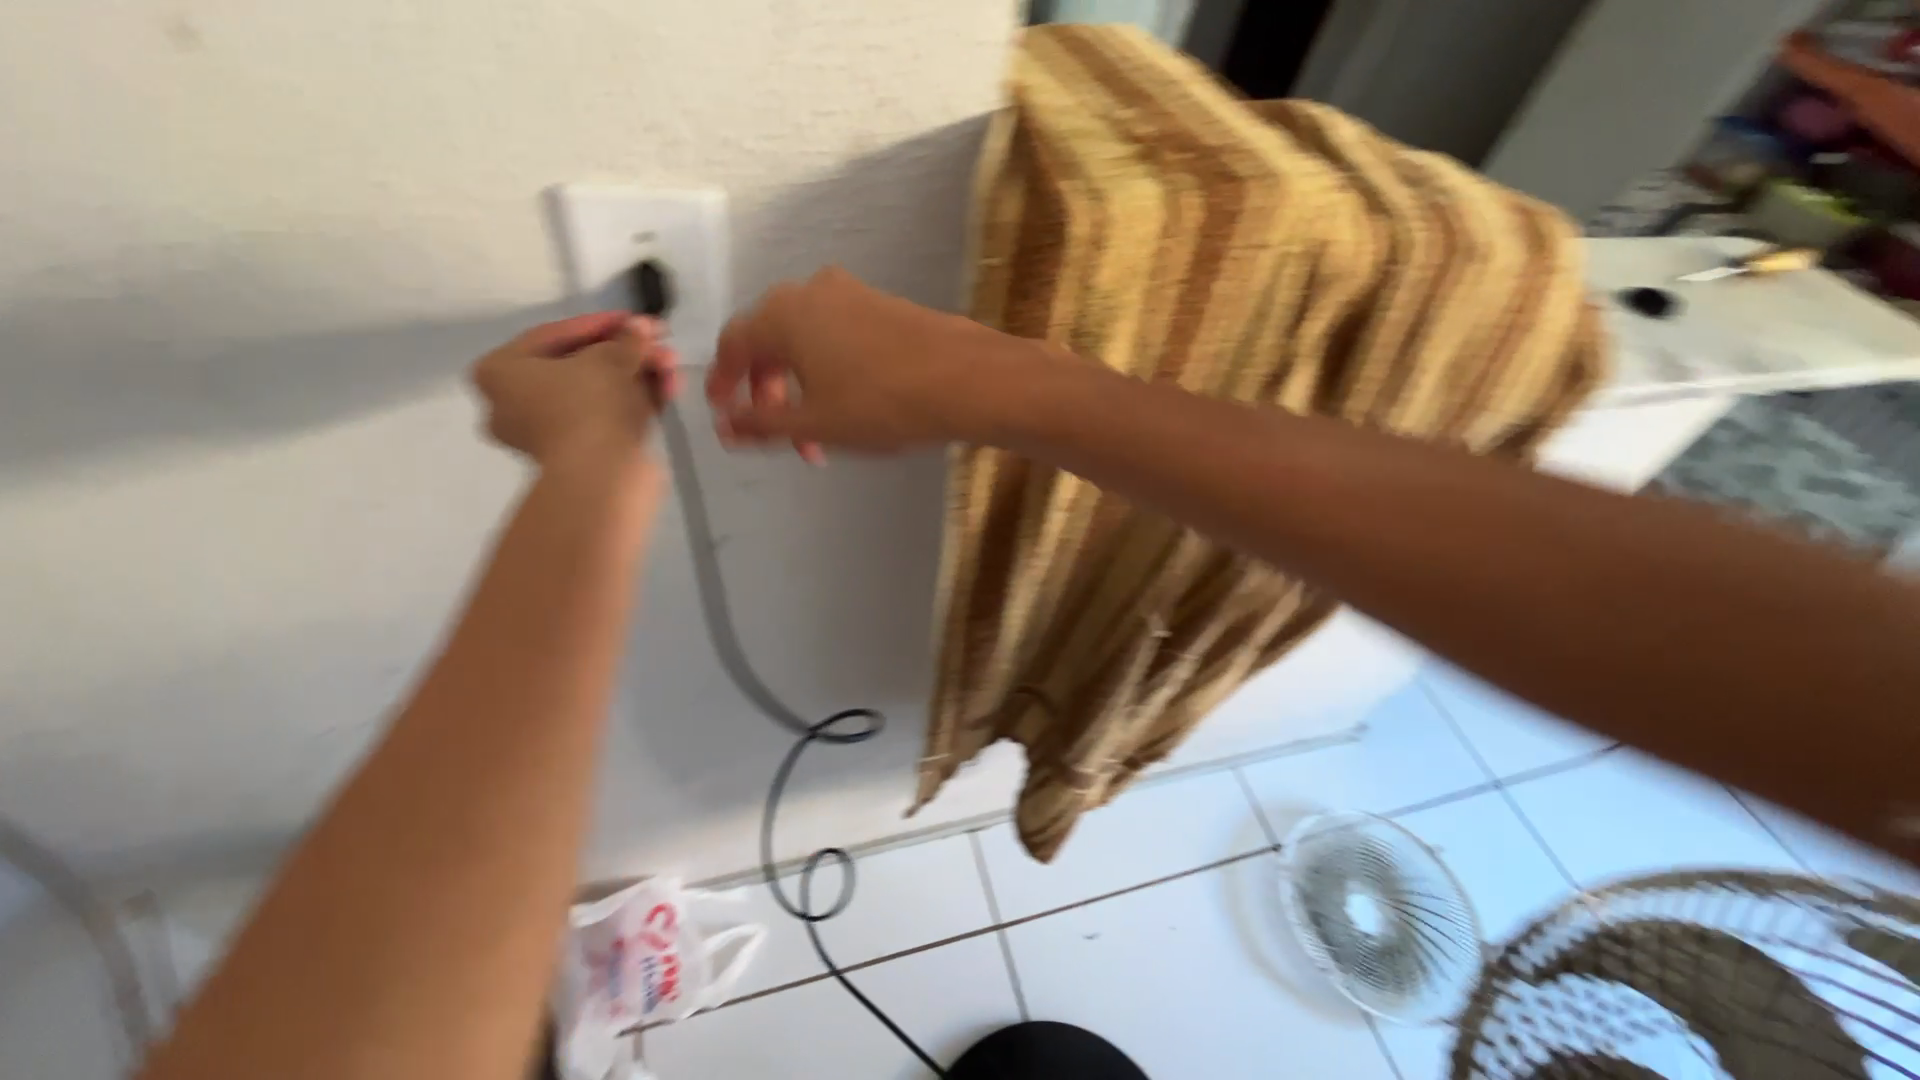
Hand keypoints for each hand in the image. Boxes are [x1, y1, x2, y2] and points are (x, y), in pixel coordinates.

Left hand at [472, 313, 680, 466]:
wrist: (600, 475)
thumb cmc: (588, 405)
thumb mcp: (610, 358)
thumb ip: (626, 339)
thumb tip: (641, 328)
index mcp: (500, 373)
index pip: (554, 336)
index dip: (602, 323)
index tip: (636, 320)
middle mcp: (513, 404)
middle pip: (579, 366)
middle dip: (627, 355)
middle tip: (660, 345)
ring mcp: (544, 434)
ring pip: (596, 393)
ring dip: (637, 377)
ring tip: (672, 369)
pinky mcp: (574, 455)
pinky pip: (603, 417)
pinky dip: (633, 403)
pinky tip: (666, 391)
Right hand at [708, 267, 1016, 460]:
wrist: (966, 380)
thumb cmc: (882, 402)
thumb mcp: (813, 423)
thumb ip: (760, 425)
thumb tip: (725, 427)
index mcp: (783, 314)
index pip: (733, 343)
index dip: (722, 381)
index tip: (723, 412)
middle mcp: (812, 292)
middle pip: (770, 341)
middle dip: (768, 393)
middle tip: (779, 435)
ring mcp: (853, 294)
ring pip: (808, 341)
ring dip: (802, 388)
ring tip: (818, 434)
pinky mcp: (885, 306)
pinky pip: (839, 336)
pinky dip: (830, 371)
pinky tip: (850, 406)